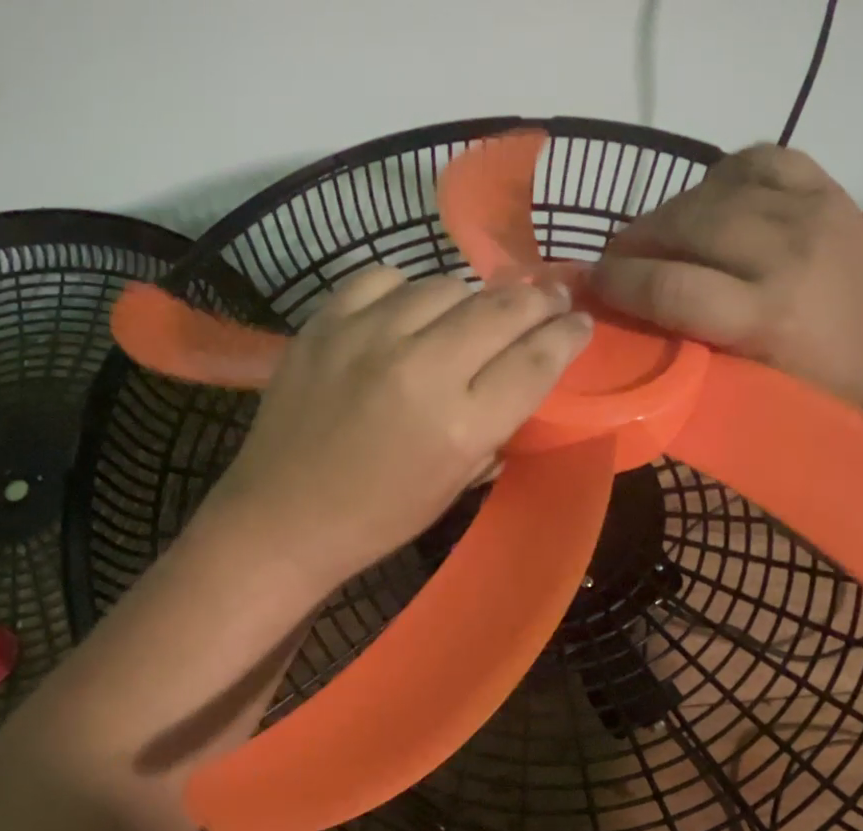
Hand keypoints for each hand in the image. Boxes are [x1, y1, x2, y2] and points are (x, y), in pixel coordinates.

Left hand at [199, 266, 593, 587]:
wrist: (283, 518)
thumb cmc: (377, 519)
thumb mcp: (453, 485)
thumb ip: (494, 428)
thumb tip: (520, 378)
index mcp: (461, 425)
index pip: (535, 361)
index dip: (567, 336)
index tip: (579, 323)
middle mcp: (422, 369)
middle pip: (501, 310)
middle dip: (537, 301)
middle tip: (550, 299)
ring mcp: (369, 337)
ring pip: (446, 286)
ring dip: (472, 297)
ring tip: (476, 311)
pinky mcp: (325, 323)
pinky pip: (383, 279)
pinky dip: (406, 290)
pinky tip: (409, 309)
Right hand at [591, 145, 862, 408]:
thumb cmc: (805, 391)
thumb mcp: (740, 382)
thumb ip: (683, 344)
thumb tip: (622, 309)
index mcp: (766, 316)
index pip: (670, 286)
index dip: (619, 280)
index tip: (592, 283)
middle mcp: (788, 253)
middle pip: (686, 225)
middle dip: (637, 240)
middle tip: (616, 258)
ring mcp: (811, 211)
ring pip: (714, 189)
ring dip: (671, 211)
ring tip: (657, 235)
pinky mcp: (826, 188)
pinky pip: (757, 159)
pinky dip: (722, 176)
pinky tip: (711, 201)